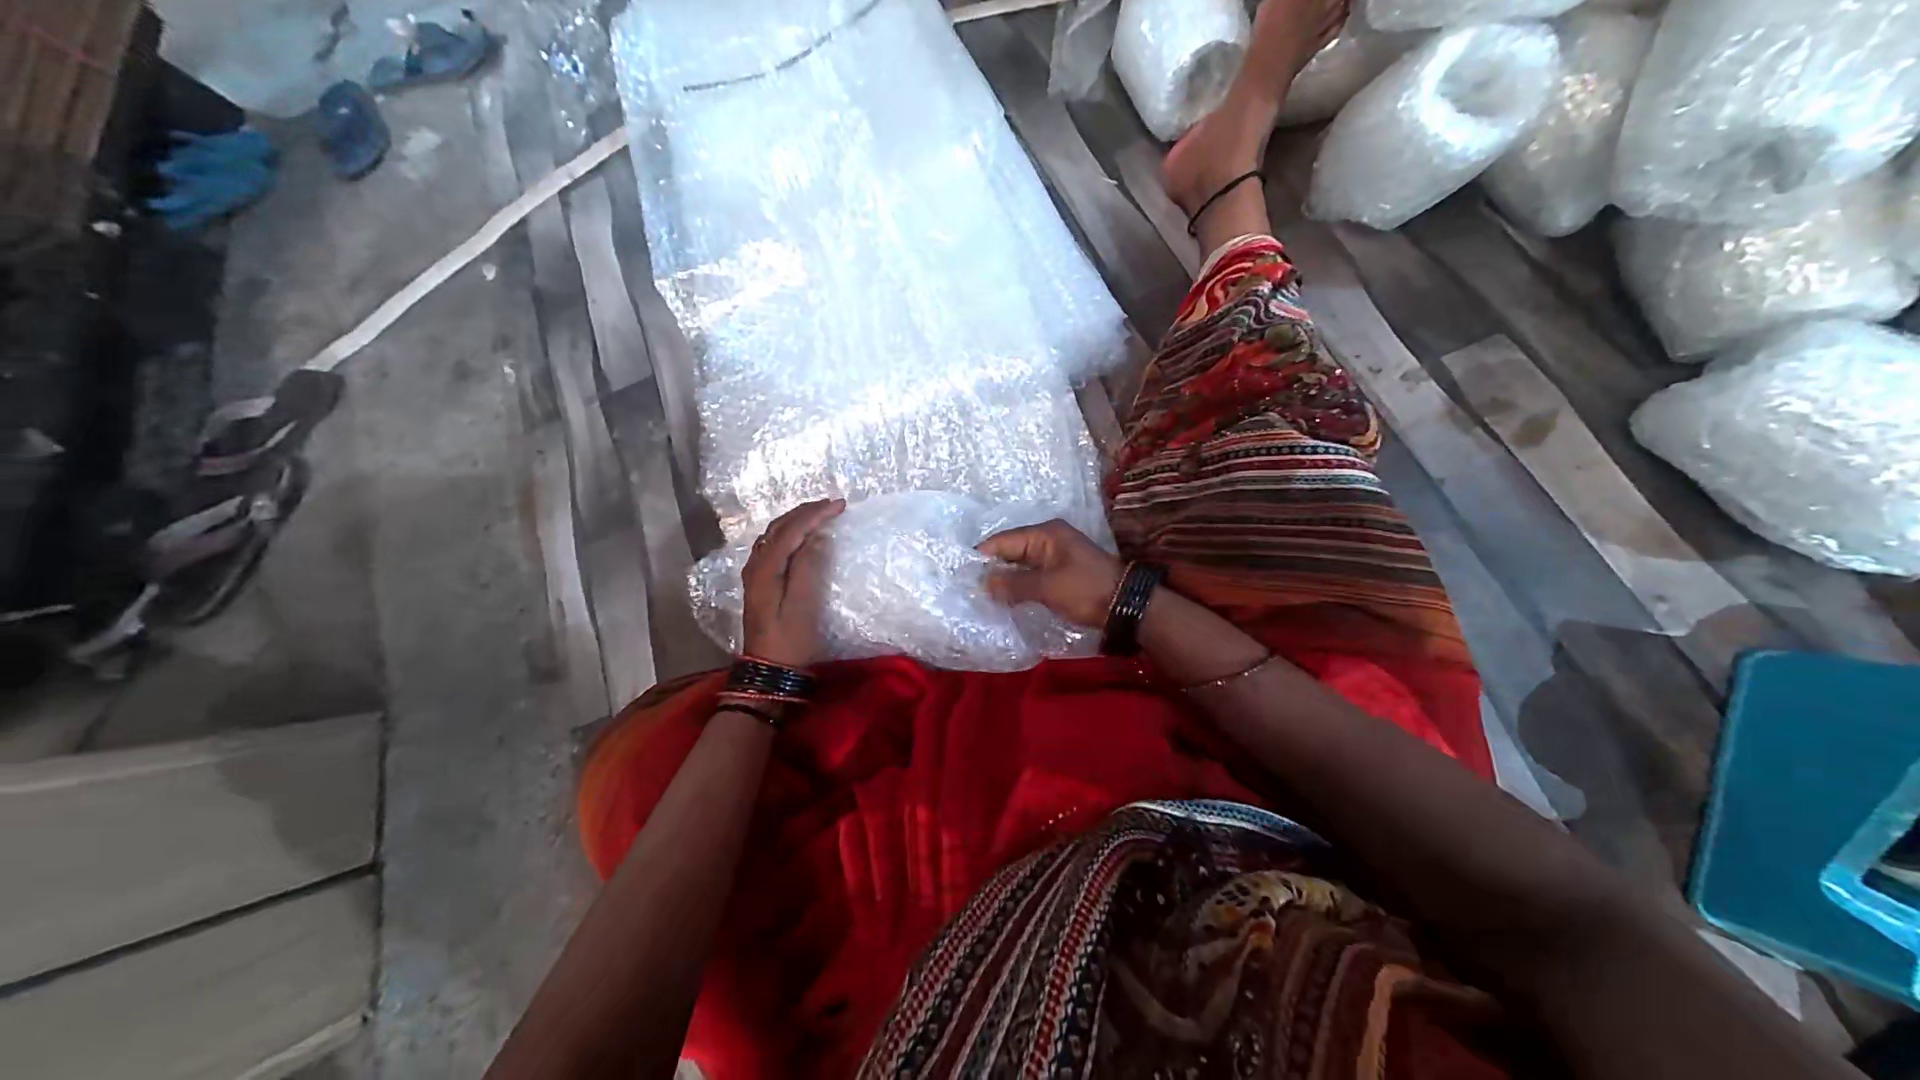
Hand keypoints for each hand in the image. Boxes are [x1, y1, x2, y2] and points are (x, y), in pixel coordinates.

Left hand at [741, 498, 844, 667]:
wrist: (768, 670)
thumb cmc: (790, 641)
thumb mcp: (802, 605)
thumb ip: (808, 567)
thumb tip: (816, 537)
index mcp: (765, 569)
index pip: (791, 530)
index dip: (815, 514)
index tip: (840, 505)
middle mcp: (755, 566)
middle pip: (778, 528)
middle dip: (805, 512)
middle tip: (832, 505)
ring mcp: (755, 575)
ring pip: (774, 535)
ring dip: (796, 520)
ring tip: (820, 514)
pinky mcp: (760, 584)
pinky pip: (774, 546)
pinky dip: (790, 534)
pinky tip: (802, 537)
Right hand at [976, 519, 1123, 628]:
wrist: (1127, 605)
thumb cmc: (1086, 590)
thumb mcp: (1047, 587)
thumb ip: (1013, 584)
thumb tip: (985, 583)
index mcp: (1045, 534)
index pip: (1003, 540)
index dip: (981, 557)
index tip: (961, 574)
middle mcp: (1049, 538)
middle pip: (1010, 550)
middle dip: (991, 568)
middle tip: (968, 587)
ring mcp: (1056, 555)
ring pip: (1020, 564)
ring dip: (1005, 578)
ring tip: (982, 595)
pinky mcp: (1061, 571)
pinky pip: (1031, 573)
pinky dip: (1018, 584)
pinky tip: (1005, 598)